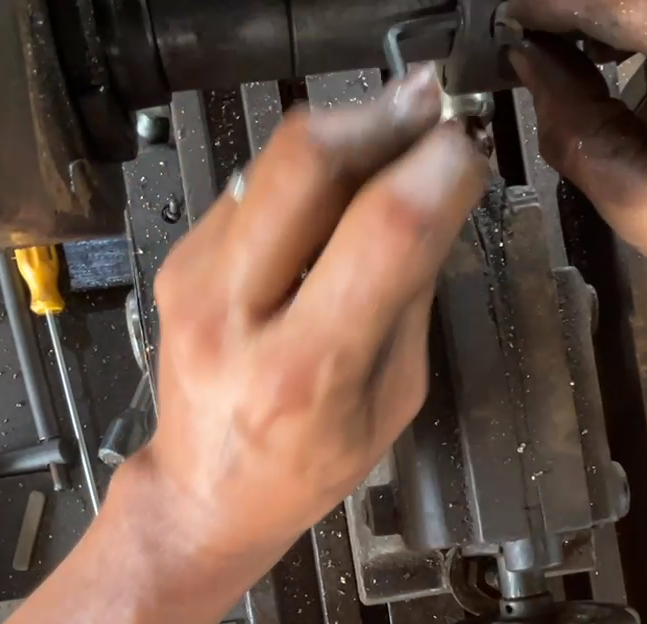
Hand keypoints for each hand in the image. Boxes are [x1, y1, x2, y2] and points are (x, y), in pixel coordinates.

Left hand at [123, 67, 487, 564]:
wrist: (205, 493)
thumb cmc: (304, 470)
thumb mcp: (390, 405)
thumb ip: (409, 302)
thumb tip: (435, 203)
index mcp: (309, 371)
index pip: (385, 232)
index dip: (438, 170)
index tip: (467, 151)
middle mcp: (238, 317)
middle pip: (306, 163)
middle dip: (381, 118)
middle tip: (429, 107)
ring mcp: (196, 283)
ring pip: (272, 160)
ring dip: (344, 134)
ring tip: (391, 140)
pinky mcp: (178, 263)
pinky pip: (251, 189)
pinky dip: (303, 177)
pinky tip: (332, 196)